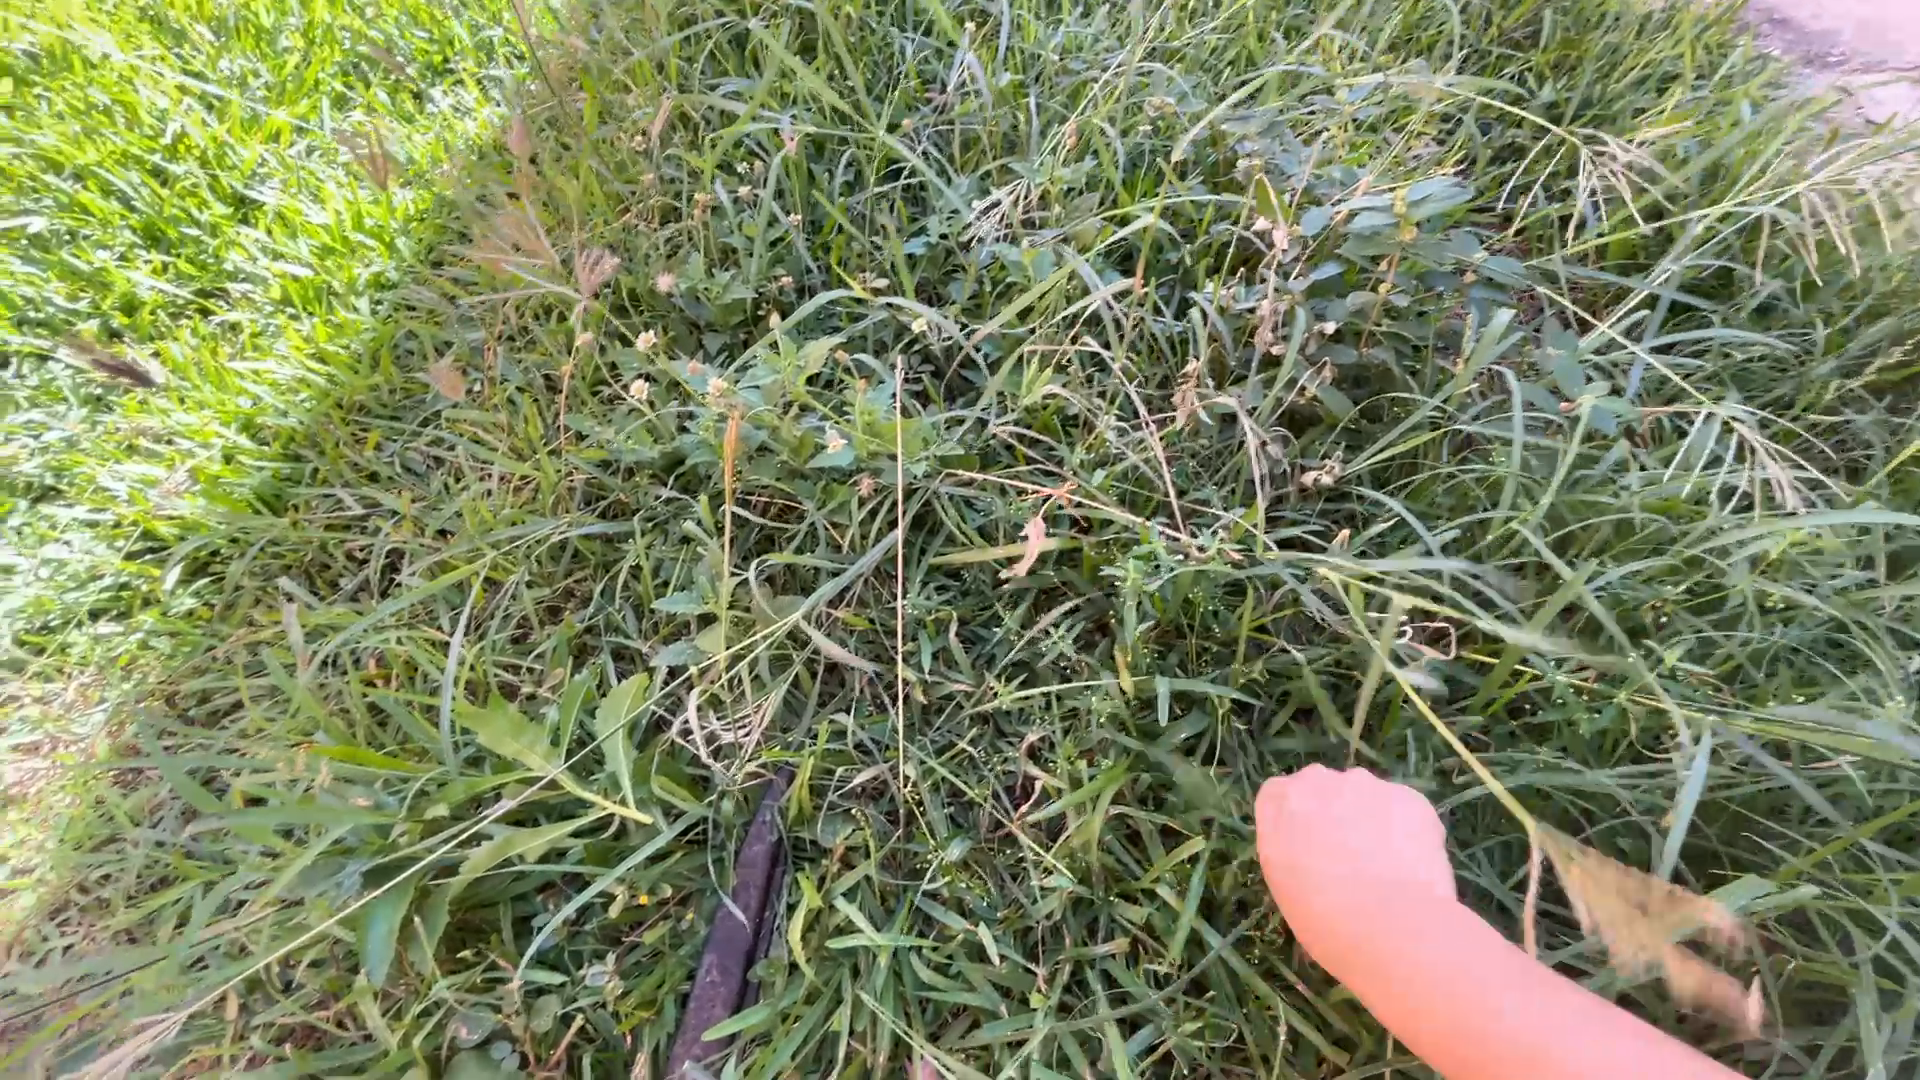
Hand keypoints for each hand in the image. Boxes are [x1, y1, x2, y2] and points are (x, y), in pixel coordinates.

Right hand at [1254, 765, 1456, 944]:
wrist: (1392, 930)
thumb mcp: (1283, 883)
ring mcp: (1364, 784)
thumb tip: (1310, 850)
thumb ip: (1288, 848)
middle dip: (1333, 814)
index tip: (1310, 850)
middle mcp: (1315, 780)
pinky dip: (1407, 831)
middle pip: (1322, 788)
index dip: (1298, 823)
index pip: (1281, 797)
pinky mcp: (1408, 797)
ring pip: (1364, 796)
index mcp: (1277, 800)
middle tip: (1349, 857)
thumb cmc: (1324, 919)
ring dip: (1370, 819)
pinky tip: (1413, 867)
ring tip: (1386, 866)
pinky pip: (1403, 810)